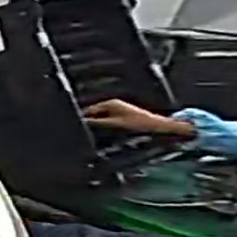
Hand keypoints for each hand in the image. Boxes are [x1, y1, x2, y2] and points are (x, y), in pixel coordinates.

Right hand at [81, 99, 195, 138]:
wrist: (160, 126)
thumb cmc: (138, 124)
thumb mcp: (113, 124)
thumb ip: (95, 122)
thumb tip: (80, 122)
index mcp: (109, 103)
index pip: (87, 111)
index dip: (81, 119)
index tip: (75, 128)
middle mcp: (112, 104)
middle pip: (92, 113)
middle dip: (88, 121)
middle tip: (83, 132)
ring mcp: (118, 109)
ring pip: (99, 117)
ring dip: (96, 124)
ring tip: (94, 133)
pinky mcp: (122, 114)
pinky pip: (106, 119)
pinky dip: (103, 125)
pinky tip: (104, 131)